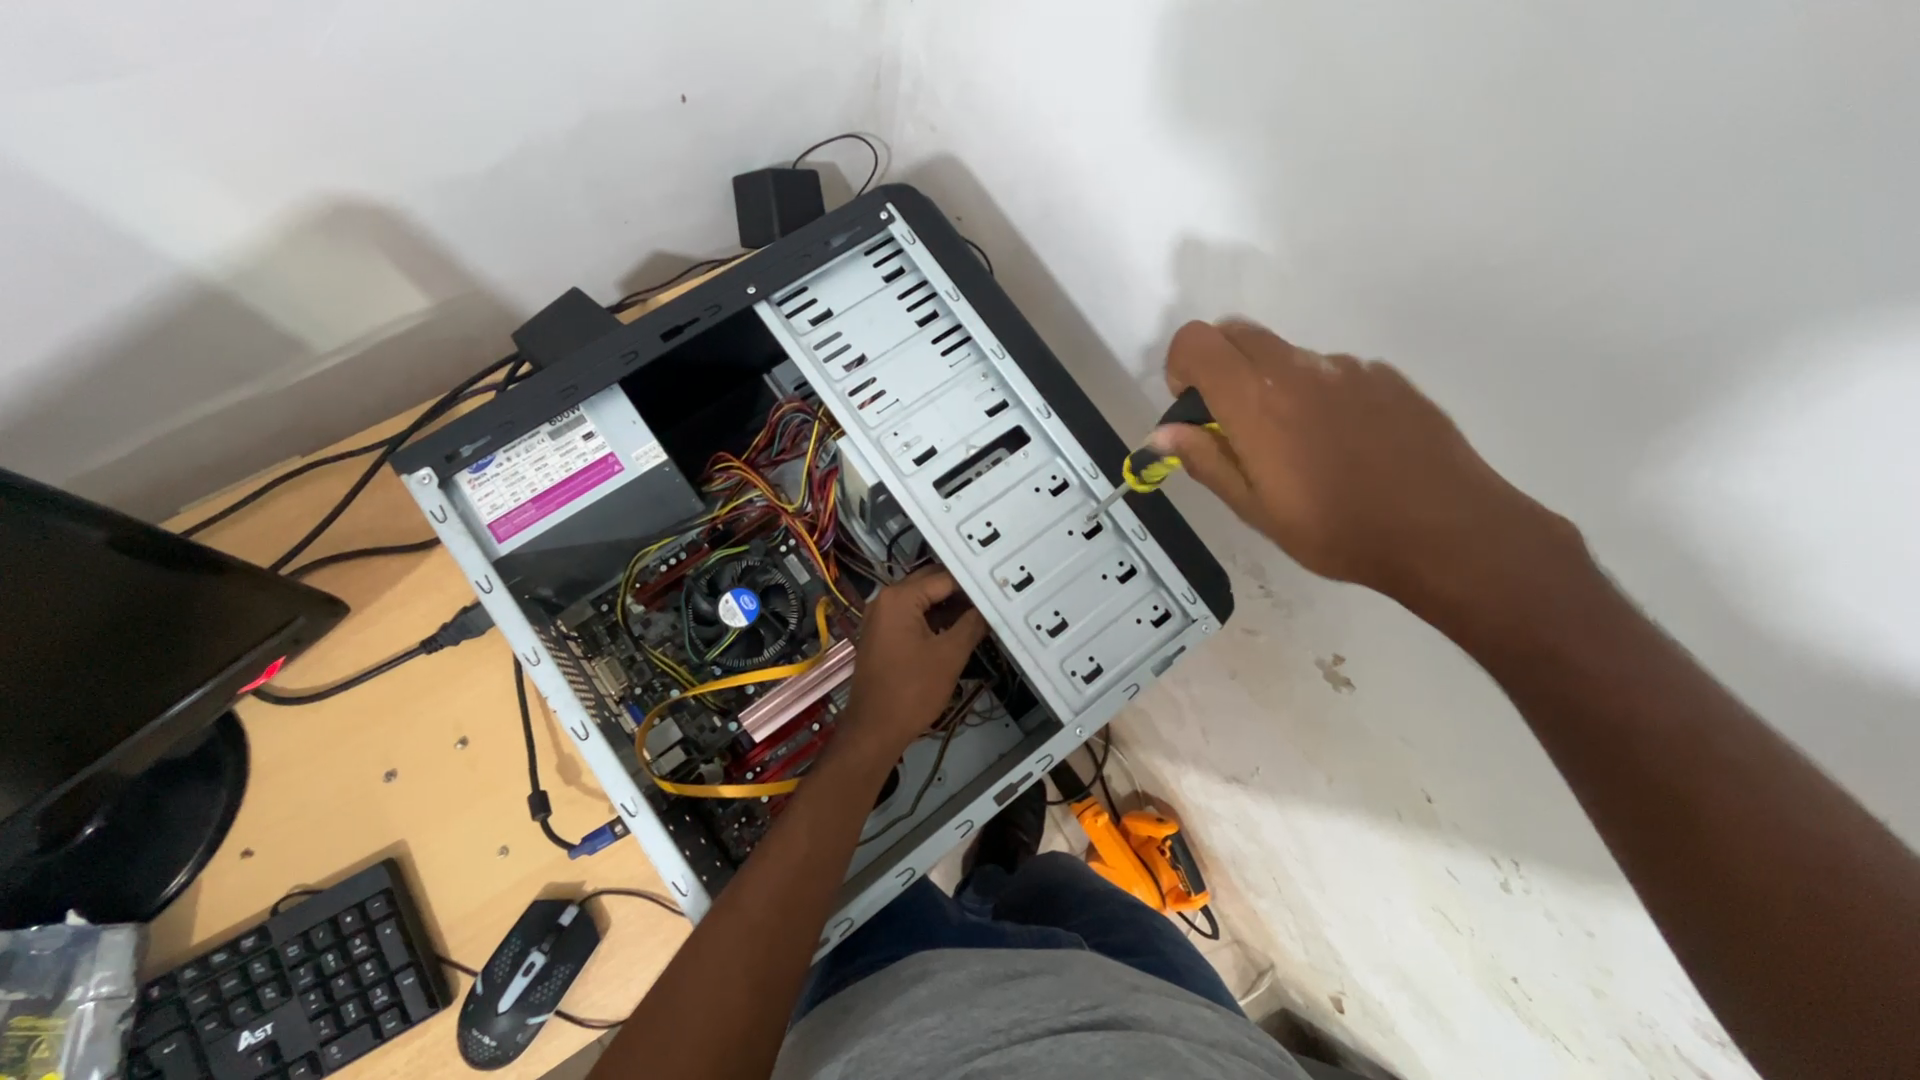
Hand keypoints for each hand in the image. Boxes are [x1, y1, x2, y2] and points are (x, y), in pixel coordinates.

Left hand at [838, 568, 987, 760]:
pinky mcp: (882, 636)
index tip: (999, 586)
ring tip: (983, 611)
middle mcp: (885, 600)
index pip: (943, 578)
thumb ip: (972, 624)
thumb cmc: (912, 690)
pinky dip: (934, 620)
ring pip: (921, 602)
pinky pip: (912, 617)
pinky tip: (959, 628)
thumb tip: (989, 608)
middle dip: (960, 591)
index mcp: (899, 598)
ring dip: (948, 606)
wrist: (874, 729)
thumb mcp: (949, 655)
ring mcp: (880, 618)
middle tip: (993, 596)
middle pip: (929, 584)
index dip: (972, 583)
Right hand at [1154, 319, 1582, 604]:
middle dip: (1220, 367)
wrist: (1444, 529)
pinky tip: (1347, 448)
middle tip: (1236, 426)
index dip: (1181, 367)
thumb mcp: (1256, 509)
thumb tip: (1163, 433)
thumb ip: (1206, 461)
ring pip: (1287, 356)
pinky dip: (1319, 397)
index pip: (1196, 341)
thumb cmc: (1336, 530)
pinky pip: (1333, 373)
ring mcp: (1348, 367)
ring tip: (1303, 450)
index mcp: (1256, 399)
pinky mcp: (1386, 376)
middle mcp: (1298, 367)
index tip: (1195, 410)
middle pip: (1238, 332)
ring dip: (1273, 386)